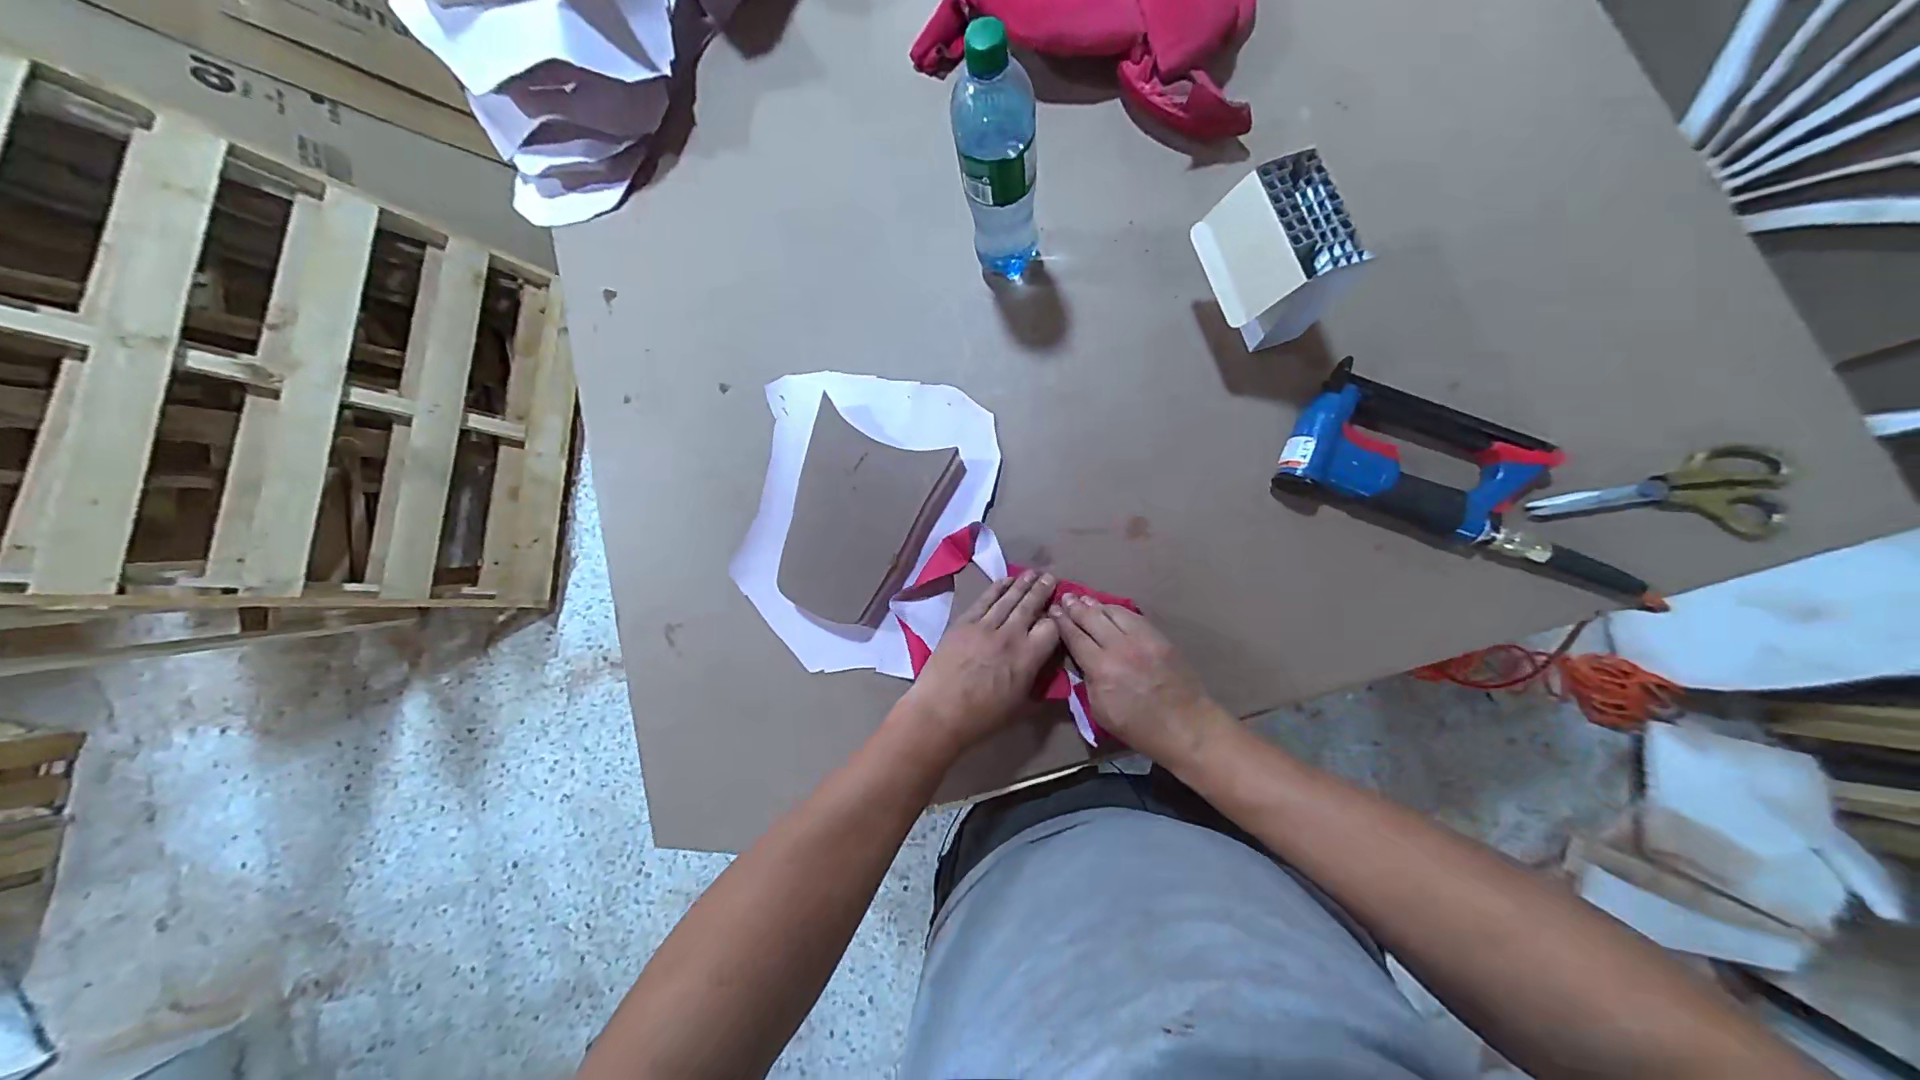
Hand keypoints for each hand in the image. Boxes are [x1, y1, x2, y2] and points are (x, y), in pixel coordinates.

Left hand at [897, 570, 1061, 754]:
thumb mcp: (1022, 706)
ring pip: (1008, 599)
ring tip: (1033, 573)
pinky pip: (984, 600)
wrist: (939, 712)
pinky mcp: (964, 623)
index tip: (1059, 612)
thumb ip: (1038, 685)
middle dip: (1043, 590)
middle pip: (1030, 605)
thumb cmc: (982, 718)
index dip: (1057, 618)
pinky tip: (1005, 581)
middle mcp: (1010, 636)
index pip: (1051, 628)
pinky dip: (997, 588)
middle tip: (1051, 577)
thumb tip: (1049, 675)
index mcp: (1028, 658)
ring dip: (1023, 584)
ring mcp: (985, 626)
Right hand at [1049, 595, 1222, 763]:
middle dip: (1075, 607)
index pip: (1075, 637)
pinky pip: (1134, 617)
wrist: (1186, 726)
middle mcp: (1119, 647)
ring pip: (1113, 612)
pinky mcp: (1159, 637)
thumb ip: (1087, 682)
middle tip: (1064, 598)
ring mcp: (1142, 639)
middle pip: (1091, 619)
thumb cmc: (1138, 727)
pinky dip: (1118, 610)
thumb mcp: (1100, 711)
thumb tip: (1082, 662)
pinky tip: (1110, 608)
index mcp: (1101, 668)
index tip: (1053, 611)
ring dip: (1095, 605)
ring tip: (1083, 598)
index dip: (1062, 623)